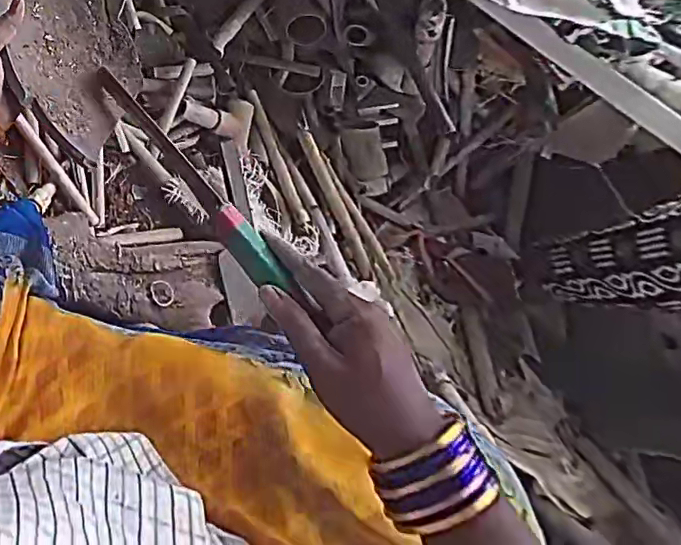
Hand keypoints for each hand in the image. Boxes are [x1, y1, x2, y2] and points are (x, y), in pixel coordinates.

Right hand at [259, 231, 447, 458]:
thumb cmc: (365, 405)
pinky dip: (322, 318)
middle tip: (266, 289)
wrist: (417, 443)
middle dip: (292, 285)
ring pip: (331, 303)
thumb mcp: (321, 365)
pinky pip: (343, 317)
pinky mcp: (381, 338)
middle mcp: (369, 310)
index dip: (283, 255)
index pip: (311, 273)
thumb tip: (268, 290)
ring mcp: (379, 323)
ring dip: (307, 306)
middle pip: (321, 287)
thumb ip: (294, 323)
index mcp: (354, 312)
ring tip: (287, 321)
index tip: (262, 237)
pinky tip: (312, 336)